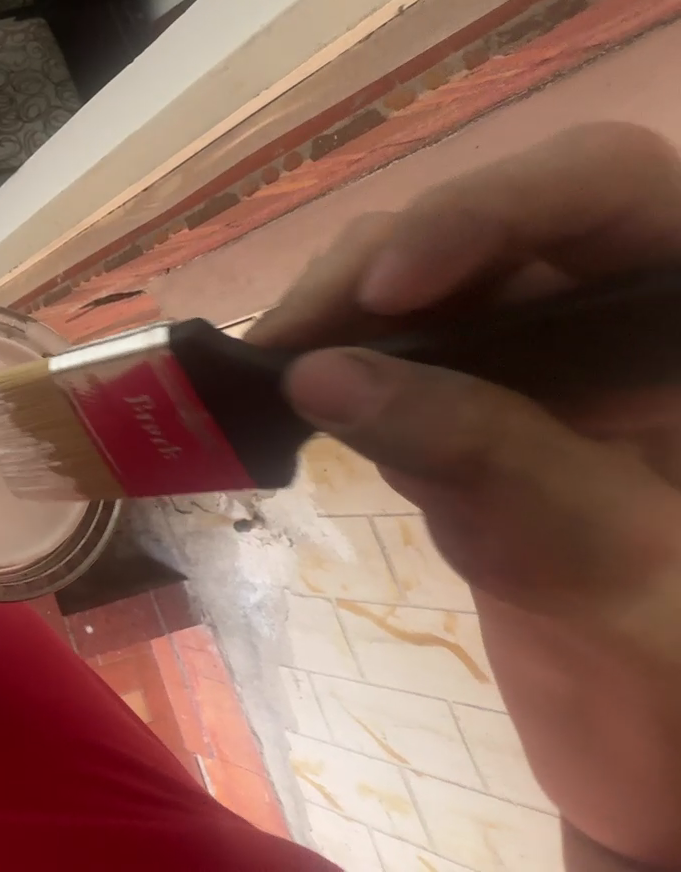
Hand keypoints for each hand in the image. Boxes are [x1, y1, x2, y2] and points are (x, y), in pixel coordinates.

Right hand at [247, 122, 680, 864]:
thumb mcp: (601, 564)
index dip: (486, 210)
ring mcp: (540, 344)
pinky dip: (321, 349)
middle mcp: (620, 305)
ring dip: (331, 309)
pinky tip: (287, 385)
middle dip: (371, 270)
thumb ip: (481, 462)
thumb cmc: (676, 663)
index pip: (605, 188)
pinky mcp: (470, 383)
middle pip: (481, 222)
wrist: (657, 723)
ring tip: (271, 370)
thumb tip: (314, 377)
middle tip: (286, 344)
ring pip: (414, 269)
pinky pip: (381, 333)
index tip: (390, 294)